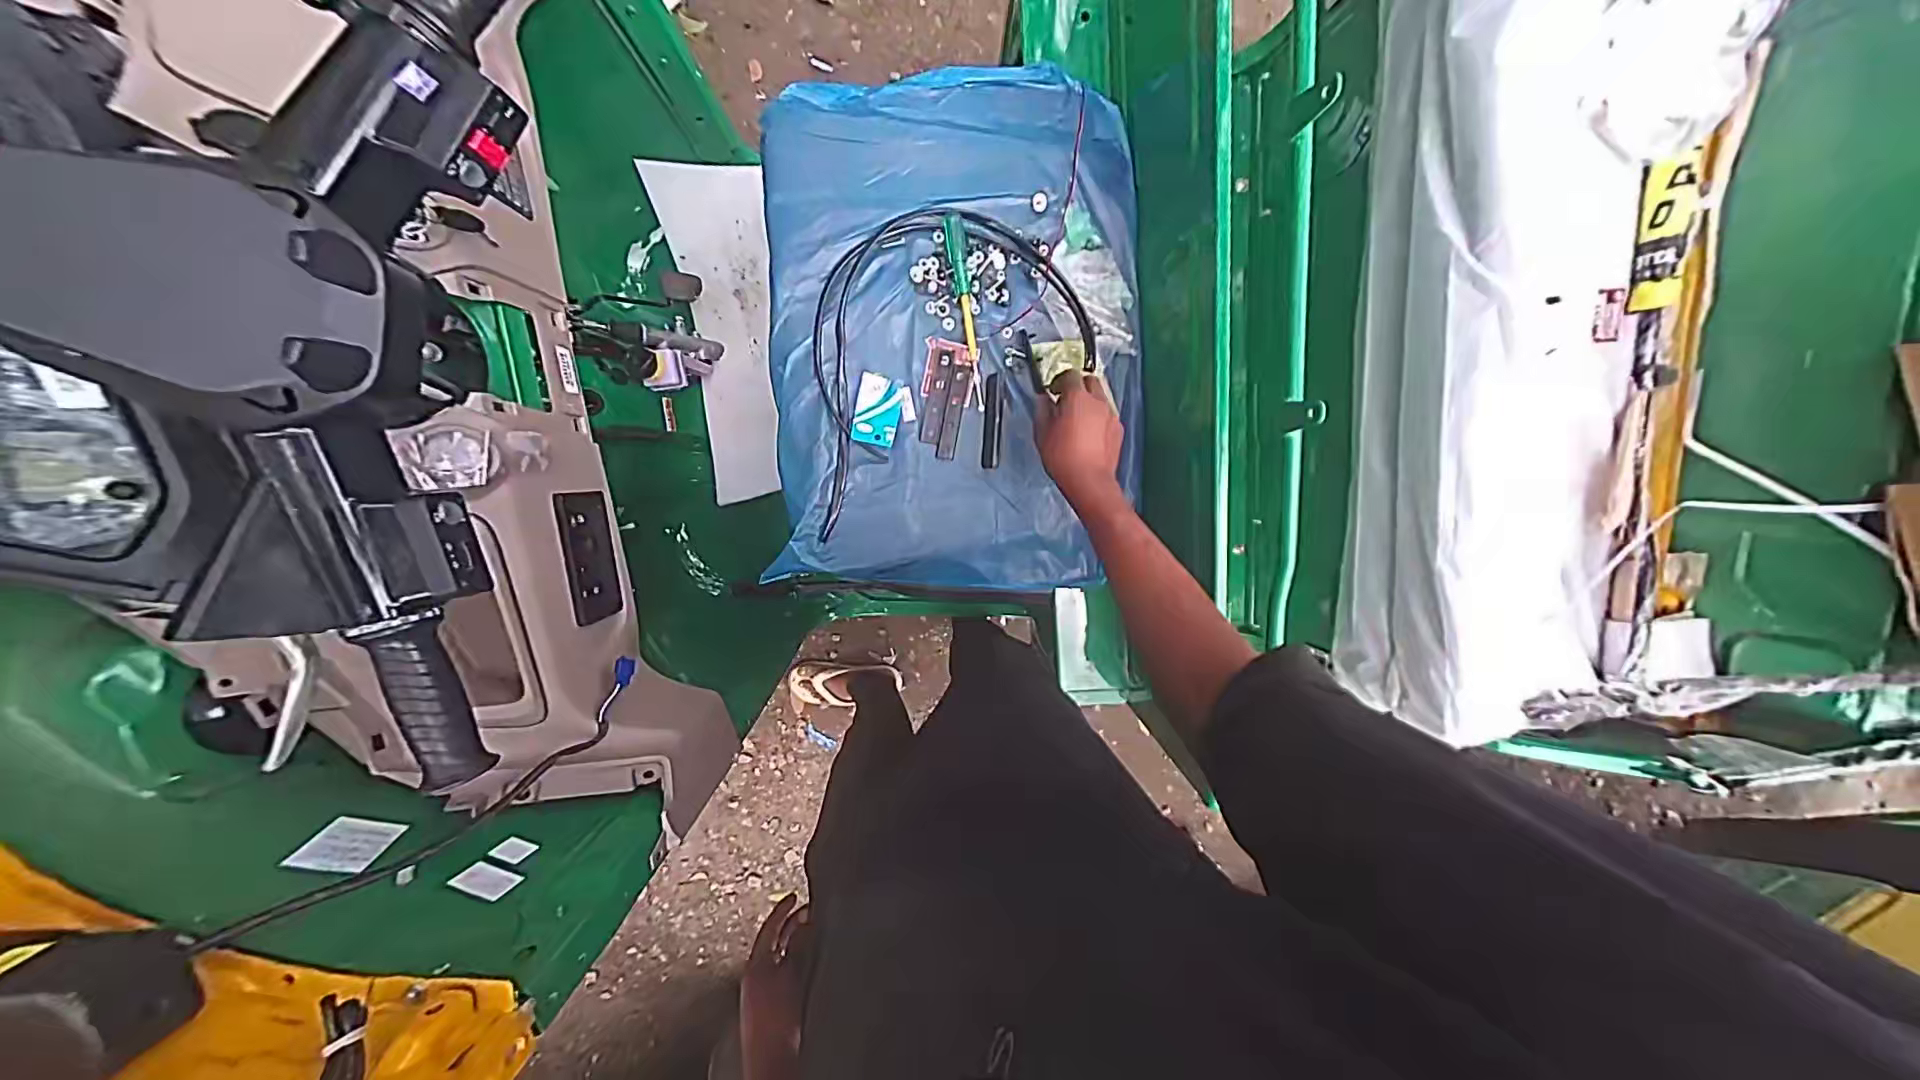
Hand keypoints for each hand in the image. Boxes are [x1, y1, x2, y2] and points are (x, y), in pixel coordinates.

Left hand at [740, 893, 811, 1079]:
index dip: (783, 908)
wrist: (773, 1060)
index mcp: (756, 964)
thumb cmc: (779, 1021)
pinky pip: (783, 970)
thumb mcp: (793, 974)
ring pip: (781, 955)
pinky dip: (796, 959)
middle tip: (812, 911)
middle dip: (793, 924)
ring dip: (796, 942)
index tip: (794, 896)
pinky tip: (811, 961)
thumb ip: (800, 944)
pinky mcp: (769, 1004)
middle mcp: (755, 975)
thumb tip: (807, 921)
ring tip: (816, 933)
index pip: (770, 926)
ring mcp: (761, 990)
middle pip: (776, 939)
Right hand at [1036, 371, 1124, 515]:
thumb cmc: (1062, 457)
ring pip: (1101, 397)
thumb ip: (1042, 410)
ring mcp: (1111, 414)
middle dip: (1079, 385)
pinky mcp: (1118, 429)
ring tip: (1078, 418)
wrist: (1089, 481)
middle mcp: (1098, 401)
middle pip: (1090, 380)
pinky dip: (1099, 417)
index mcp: (1077, 397)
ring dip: (1090, 401)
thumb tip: (1043, 400)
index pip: (1070, 375)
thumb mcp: (1042, 433)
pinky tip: (1089, 433)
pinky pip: (1107, 415)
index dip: (1060, 380)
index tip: (1053, 390)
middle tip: (1066, 400)